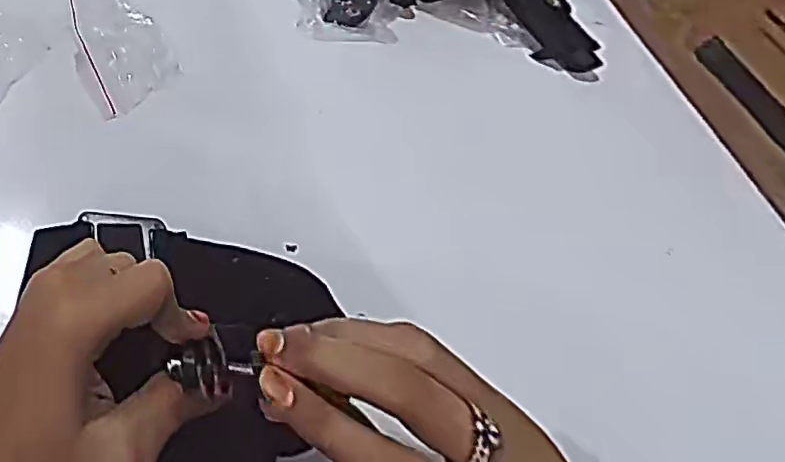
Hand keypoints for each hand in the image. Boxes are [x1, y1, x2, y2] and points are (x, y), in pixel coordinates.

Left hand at [0, 239, 219, 461]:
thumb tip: (207, 382)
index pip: (148, 276)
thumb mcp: (118, 451)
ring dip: (126, 292)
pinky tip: (110, 340)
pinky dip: (100, 291)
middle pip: (123, 262)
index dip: (180, 313)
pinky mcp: (25, 310)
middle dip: (156, 303)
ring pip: (95, 258)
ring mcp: (31, 298)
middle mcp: (45, 294)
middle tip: (175, 355)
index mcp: (69, 317)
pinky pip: (70, 274)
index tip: (193, 350)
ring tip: (143, 346)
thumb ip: (169, 404)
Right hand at [255, 319, 565, 461]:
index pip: (393, 453)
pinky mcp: (501, 401)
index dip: (324, 415)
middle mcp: (512, 456)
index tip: (273, 386)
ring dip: (340, 336)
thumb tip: (283, 400)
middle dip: (326, 357)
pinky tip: (336, 339)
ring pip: (418, 350)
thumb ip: (350, 452)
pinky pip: (427, 347)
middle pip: (408, 384)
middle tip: (271, 348)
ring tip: (292, 338)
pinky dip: (369, 335)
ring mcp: (513, 424)